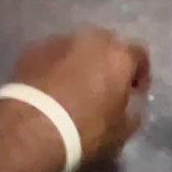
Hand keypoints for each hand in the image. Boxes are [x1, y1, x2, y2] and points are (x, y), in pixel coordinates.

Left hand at [6, 28, 150, 161]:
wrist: (31, 128)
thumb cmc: (84, 131)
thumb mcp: (120, 132)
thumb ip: (132, 113)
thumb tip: (131, 106)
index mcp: (119, 55)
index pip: (139, 54)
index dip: (139, 73)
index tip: (134, 92)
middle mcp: (92, 38)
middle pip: (107, 44)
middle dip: (108, 62)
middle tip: (104, 86)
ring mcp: (60, 39)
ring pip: (77, 46)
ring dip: (80, 61)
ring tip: (73, 86)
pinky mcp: (33, 48)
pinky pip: (52, 54)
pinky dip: (55, 65)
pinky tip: (49, 86)